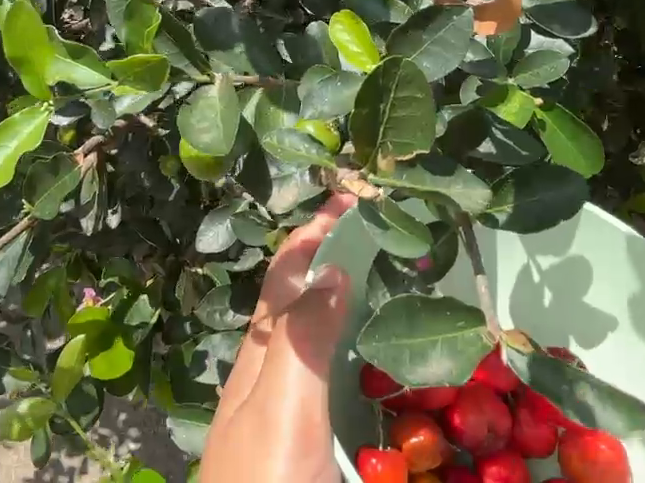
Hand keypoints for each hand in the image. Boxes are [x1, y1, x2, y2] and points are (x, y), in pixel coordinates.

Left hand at [201, 193, 357, 482]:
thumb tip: (330, 268)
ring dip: (337, 301)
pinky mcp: (297, 447)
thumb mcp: (282, 413)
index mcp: (262, 357)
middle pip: (295, 299)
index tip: (353, 197)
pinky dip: (344, 353)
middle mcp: (267, 377)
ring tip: (382, 283)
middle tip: (379, 236)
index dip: (314, 230)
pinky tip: (368, 365)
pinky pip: (323, 382)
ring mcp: (280, 413)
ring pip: (308, 338)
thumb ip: (303, 343)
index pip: (286, 274)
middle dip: (329, 257)